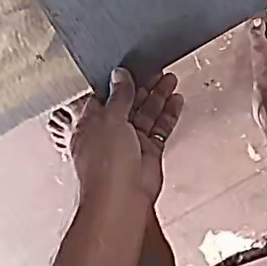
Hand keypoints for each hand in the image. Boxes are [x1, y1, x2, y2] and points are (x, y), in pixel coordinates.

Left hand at [66, 68, 184, 211]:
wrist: (121, 199)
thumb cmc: (104, 165)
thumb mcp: (109, 118)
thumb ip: (119, 96)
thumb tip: (120, 75)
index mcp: (90, 122)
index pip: (104, 95)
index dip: (119, 80)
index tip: (133, 66)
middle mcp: (109, 131)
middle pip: (128, 102)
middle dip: (143, 86)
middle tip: (157, 70)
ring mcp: (129, 142)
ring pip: (146, 113)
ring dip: (158, 96)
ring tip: (171, 79)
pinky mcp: (147, 152)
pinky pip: (159, 129)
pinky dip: (168, 114)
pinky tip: (176, 101)